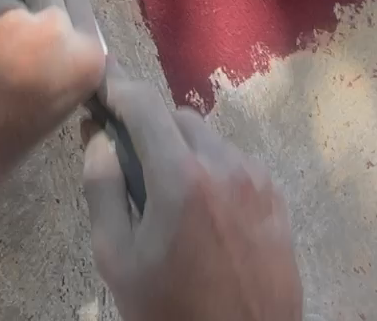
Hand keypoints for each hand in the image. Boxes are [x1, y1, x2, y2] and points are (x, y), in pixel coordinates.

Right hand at [83, 78, 302, 320]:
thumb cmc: (169, 312)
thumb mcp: (116, 258)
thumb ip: (101, 186)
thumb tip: (100, 135)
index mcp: (180, 176)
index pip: (144, 102)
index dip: (118, 85)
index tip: (100, 80)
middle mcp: (224, 164)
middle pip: (176, 116)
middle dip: (150, 128)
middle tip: (133, 164)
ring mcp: (256, 178)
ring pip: (207, 137)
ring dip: (182, 149)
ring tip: (172, 198)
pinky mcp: (277, 197)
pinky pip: (234, 162)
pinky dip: (213, 171)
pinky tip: (207, 214)